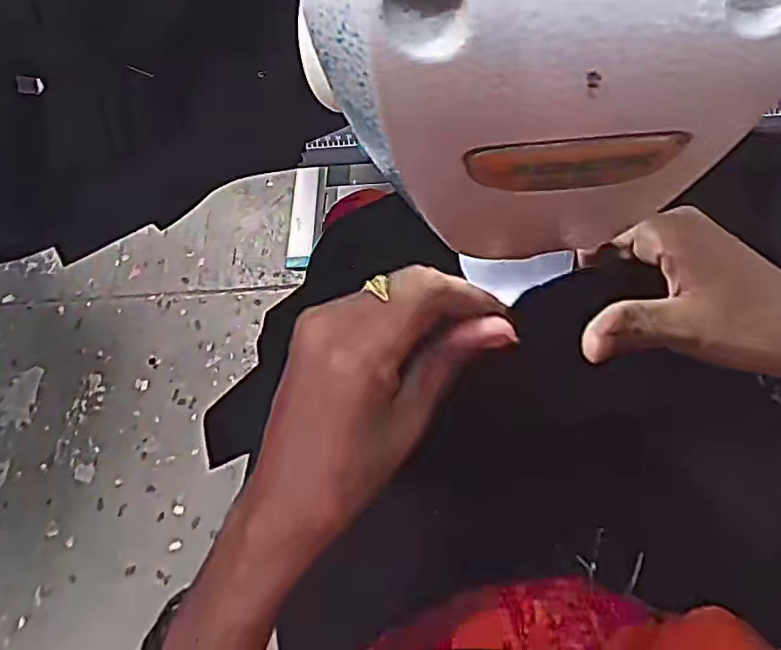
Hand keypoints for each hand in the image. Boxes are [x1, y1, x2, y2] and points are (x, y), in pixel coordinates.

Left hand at [248, 265, 516, 544]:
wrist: (285, 500)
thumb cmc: (340, 478)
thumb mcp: (410, 418)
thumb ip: (451, 358)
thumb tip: (493, 329)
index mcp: (358, 348)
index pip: (426, 288)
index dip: (469, 294)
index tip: (495, 312)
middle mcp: (332, 322)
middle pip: (408, 280)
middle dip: (451, 294)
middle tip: (483, 321)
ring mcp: (317, 319)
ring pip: (390, 283)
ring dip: (426, 299)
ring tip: (454, 331)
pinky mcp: (311, 323)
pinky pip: (367, 296)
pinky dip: (398, 306)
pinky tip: (416, 332)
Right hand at [581, 208, 780, 420]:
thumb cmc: (756, 326)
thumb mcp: (681, 328)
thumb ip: (627, 326)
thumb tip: (587, 338)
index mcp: (670, 227)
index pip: (606, 240)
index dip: (592, 272)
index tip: (587, 300)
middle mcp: (684, 221)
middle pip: (624, 246)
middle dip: (615, 280)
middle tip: (618, 318)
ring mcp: (701, 234)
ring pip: (645, 254)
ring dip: (638, 284)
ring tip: (647, 317)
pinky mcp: (713, 251)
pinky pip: (667, 259)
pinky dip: (659, 283)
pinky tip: (668, 311)